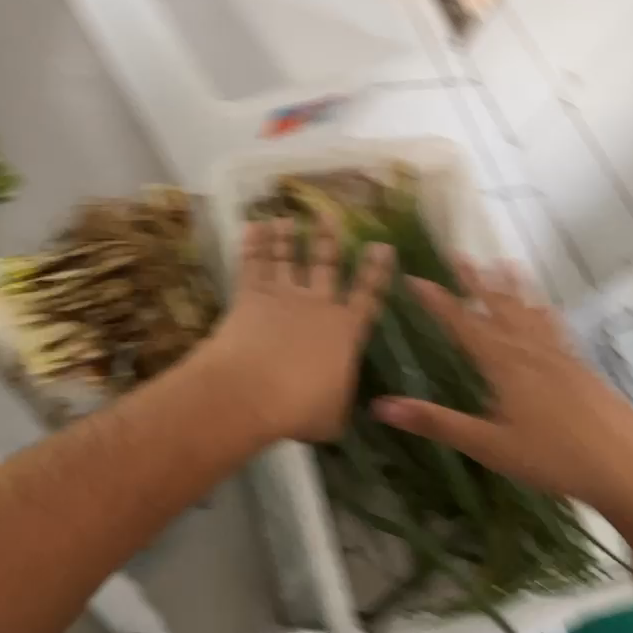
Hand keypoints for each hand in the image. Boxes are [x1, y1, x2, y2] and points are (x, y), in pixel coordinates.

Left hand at [200, 220, 393, 442]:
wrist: (252, 390)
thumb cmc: (299, 409)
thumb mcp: (333, 417)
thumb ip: (339, 403)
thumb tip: (342, 405)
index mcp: (345, 332)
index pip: (368, 296)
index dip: (376, 271)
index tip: (382, 246)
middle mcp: (317, 305)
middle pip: (326, 264)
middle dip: (329, 239)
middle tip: (329, 215)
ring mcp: (283, 295)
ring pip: (287, 257)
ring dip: (286, 237)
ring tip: (285, 219)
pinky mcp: (250, 295)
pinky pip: (253, 263)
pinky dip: (254, 243)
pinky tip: (252, 226)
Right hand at [371, 262, 632, 523]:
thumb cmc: (556, 460)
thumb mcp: (488, 445)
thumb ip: (435, 422)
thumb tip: (380, 406)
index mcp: (504, 365)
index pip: (462, 323)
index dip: (437, 300)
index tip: (414, 276)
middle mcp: (530, 352)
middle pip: (498, 308)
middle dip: (476, 281)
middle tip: (459, 254)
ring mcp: (560, 358)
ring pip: (529, 313)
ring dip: (512, 287)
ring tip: (505, 263)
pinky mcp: (582, 370)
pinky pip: (555, 330)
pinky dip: (543, 313)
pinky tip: (546, 310)